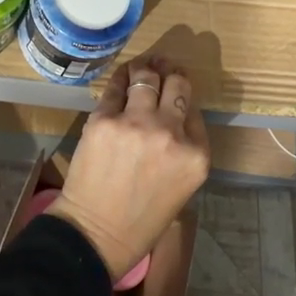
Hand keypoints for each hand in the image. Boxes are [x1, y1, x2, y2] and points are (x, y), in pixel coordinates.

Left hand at [46, 54, 211, 280]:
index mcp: (196, 155)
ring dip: (146, 67)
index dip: (184, 94)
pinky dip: (121, 77)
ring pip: (147, 77)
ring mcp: (136, 123)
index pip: (194, 108)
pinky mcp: (104, 119)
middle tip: (165, 64)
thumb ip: (186, 146)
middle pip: (177, 85)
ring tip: (144, 64)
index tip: (177, 84)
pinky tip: (123, 74)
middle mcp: (171, 134)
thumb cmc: (143, 217)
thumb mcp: (183, 185)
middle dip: (171, 72)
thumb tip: (177, 110)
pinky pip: (116, 87)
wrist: (98, 231)